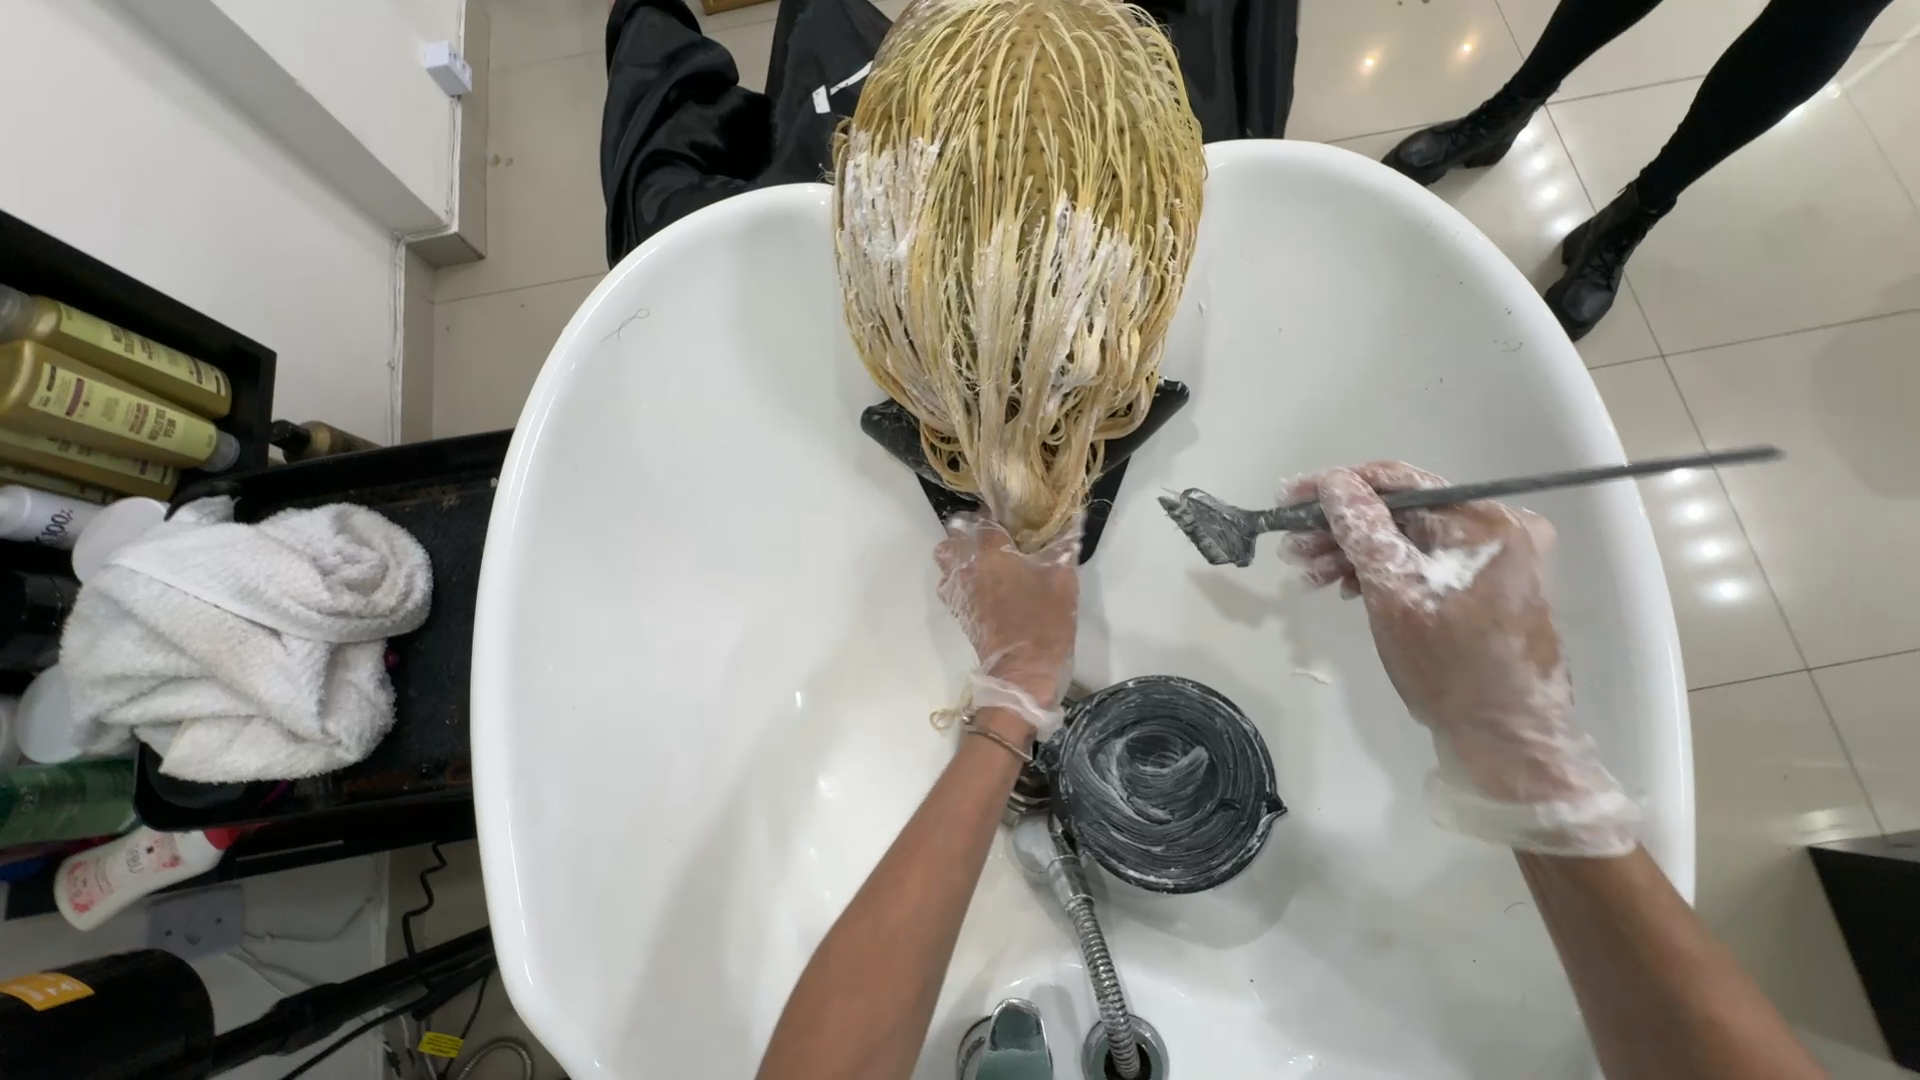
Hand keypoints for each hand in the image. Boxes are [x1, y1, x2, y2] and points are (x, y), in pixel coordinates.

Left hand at [934, 514, 1079, 739]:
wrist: (1023, 668)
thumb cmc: (1043, 618)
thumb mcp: (1063, 576)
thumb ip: (1065, 542)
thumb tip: (1074, 516)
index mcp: (989, 551)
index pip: (983, 517)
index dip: (996, 512)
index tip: (1012, 514)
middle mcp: (965, 565)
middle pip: (955, 533)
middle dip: (972, 528)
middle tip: (998, 534)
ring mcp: (956, 588)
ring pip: (946, 556)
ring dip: (961, 550)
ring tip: (986, 555)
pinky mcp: (957, 607)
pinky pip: (949, 580)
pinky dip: (960, 573)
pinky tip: (983, 579)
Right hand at [1281, 462, 1638, 857]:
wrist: (1504, 736)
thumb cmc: (1449, 664)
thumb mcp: (1394, 591)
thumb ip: (1361, 530)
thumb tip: (1333, 483)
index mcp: (1484, 520)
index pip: (1397, 481)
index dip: (1336, 487)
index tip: (1290, 500)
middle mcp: (1495, 528)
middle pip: (1398, 510)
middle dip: (1339, 528)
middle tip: (1292, 547)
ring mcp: (1491, 557)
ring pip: (1403, 538)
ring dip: (1352, 552)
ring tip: (1308, 572)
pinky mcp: (1481, 585)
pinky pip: (1418, 562)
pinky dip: (1379, 572)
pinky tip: (1344, 587)